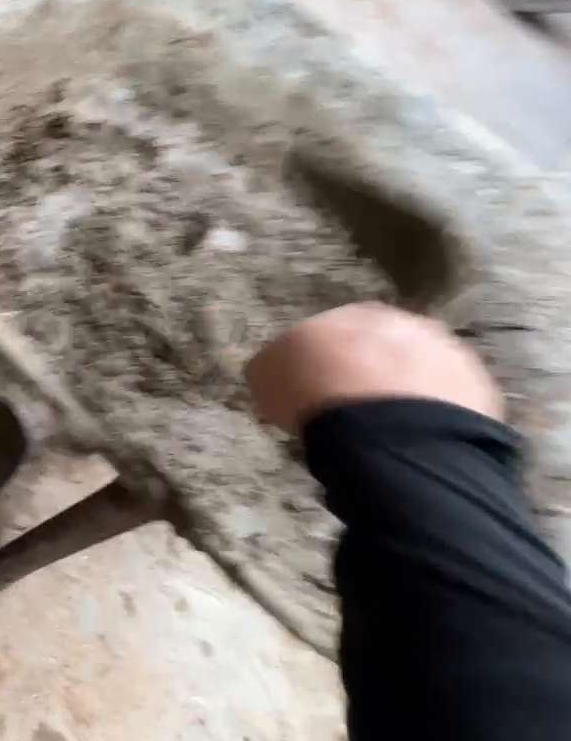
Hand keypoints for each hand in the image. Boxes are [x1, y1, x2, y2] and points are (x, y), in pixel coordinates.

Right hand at [246, 302, 503, 434]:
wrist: (383, 426)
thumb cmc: (311, 393)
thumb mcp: (265, 376)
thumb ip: (276, 363)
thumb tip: (279, 366)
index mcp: (345, 313)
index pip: (328, 327)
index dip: (317, 353)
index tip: (308, 378)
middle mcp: (400, 321)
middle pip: (377, 342)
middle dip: (363, 364)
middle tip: (344, 396)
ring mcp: (445, 350)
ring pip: (414, 365)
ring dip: (399, 383)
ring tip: (378, 416)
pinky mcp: (476, 384)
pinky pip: (444, 393)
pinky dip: (426, 405)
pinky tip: (405, 427)